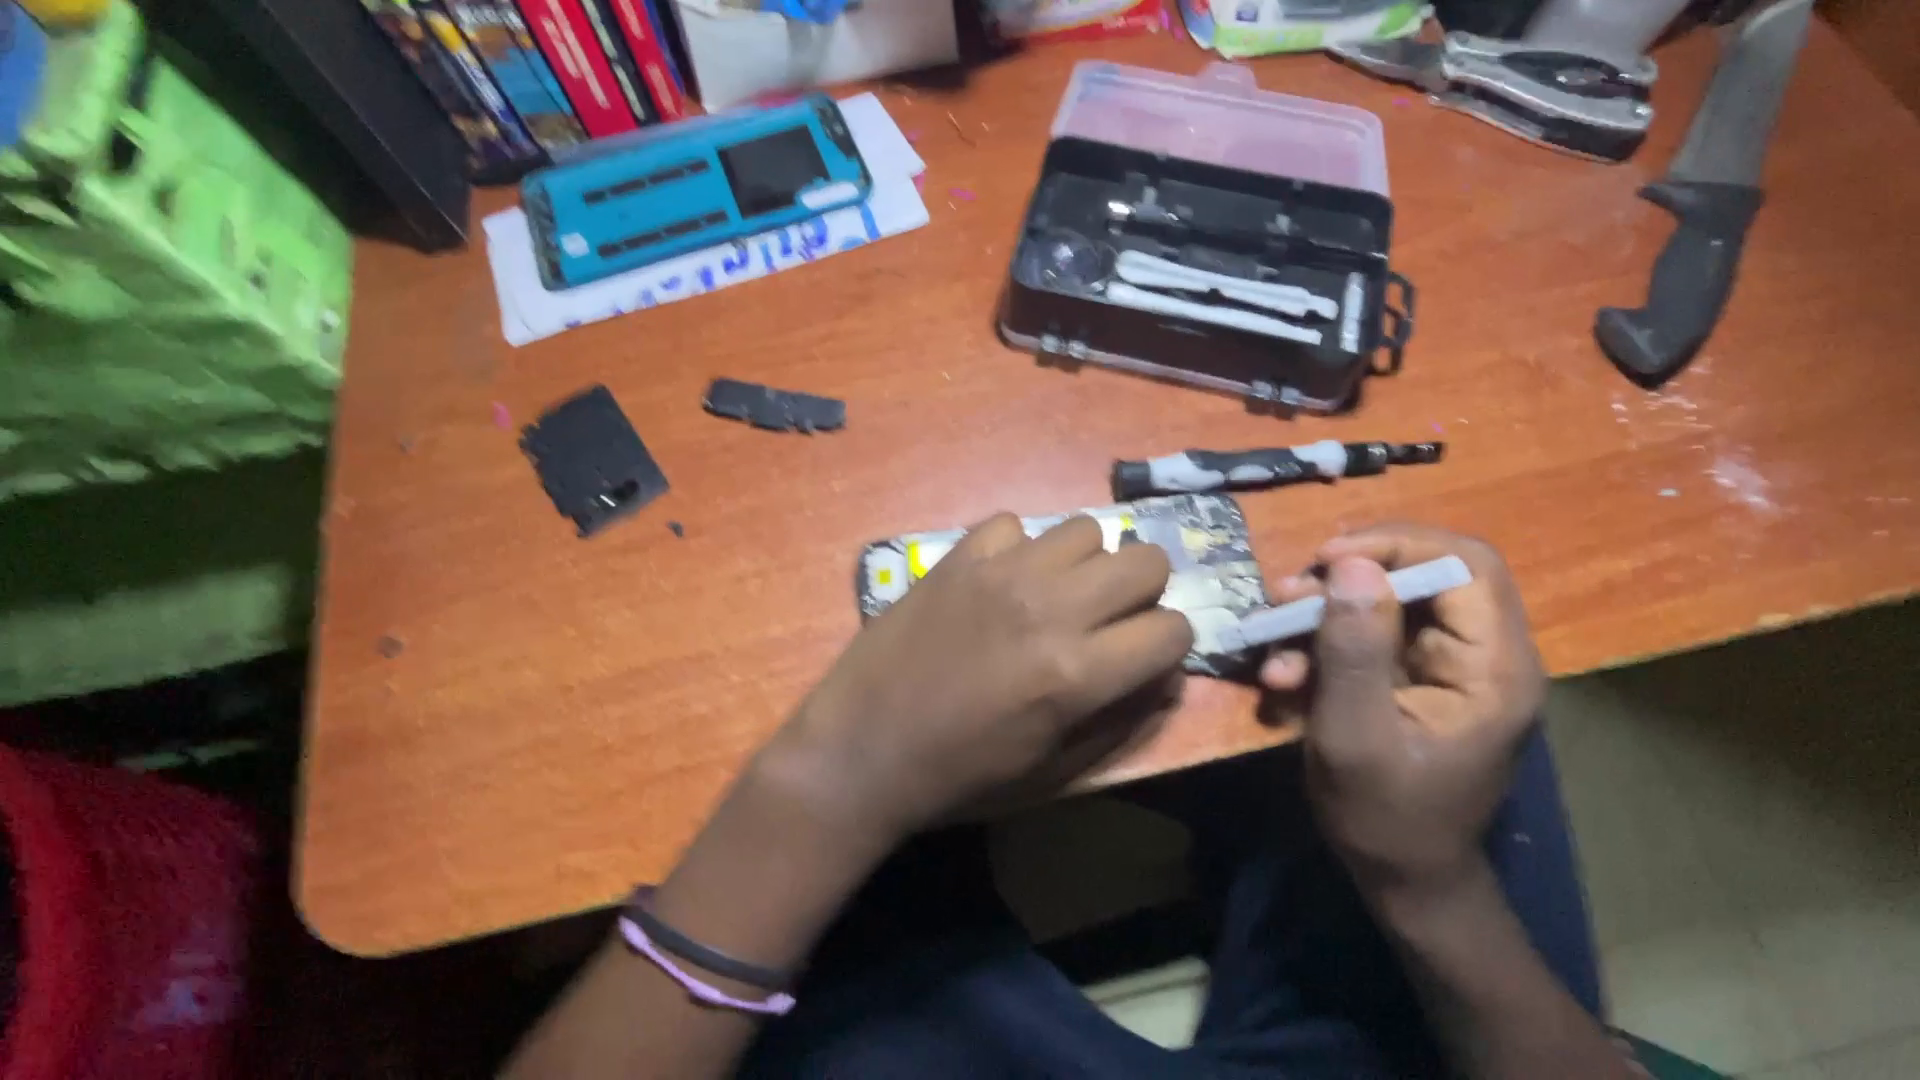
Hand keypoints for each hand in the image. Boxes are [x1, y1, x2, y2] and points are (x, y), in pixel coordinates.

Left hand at [763, 513, 1193, 843]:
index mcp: (1078, 672)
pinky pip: (1014, 525)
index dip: (1167, 647)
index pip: (1172, 629)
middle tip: (1109, 622)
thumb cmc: (962, 775)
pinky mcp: (957, 557)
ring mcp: (1000, 573)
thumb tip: (1166, 675)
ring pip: (1085, 529)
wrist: (862, 749)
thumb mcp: (1054, 768)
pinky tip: (1000, 585)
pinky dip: (1019, 550)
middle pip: (1146, 560)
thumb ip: (1122, 718)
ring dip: (1085, 564)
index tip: (1143, 659)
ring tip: (1054, 596)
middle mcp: (1050, 607)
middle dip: (1142, 594)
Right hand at [1260, 525, 1544, 902]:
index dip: (1395, 544)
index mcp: (1493, 668)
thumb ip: (1354, 648)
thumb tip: (1350, 562)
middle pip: (1424, 573)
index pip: (1464, 564)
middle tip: (1285, 596)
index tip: (1325, 560)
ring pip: (1389, 602)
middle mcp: (1482, 655)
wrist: (1403, 878)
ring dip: (1324, 613)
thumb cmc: (1383, 815)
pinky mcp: (1418, 680)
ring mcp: (1449, 667)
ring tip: (1270, 638)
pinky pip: (1371, 636)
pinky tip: (1283, 675)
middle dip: (1346, 578)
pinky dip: (1323, 644)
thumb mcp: (1353, 733)